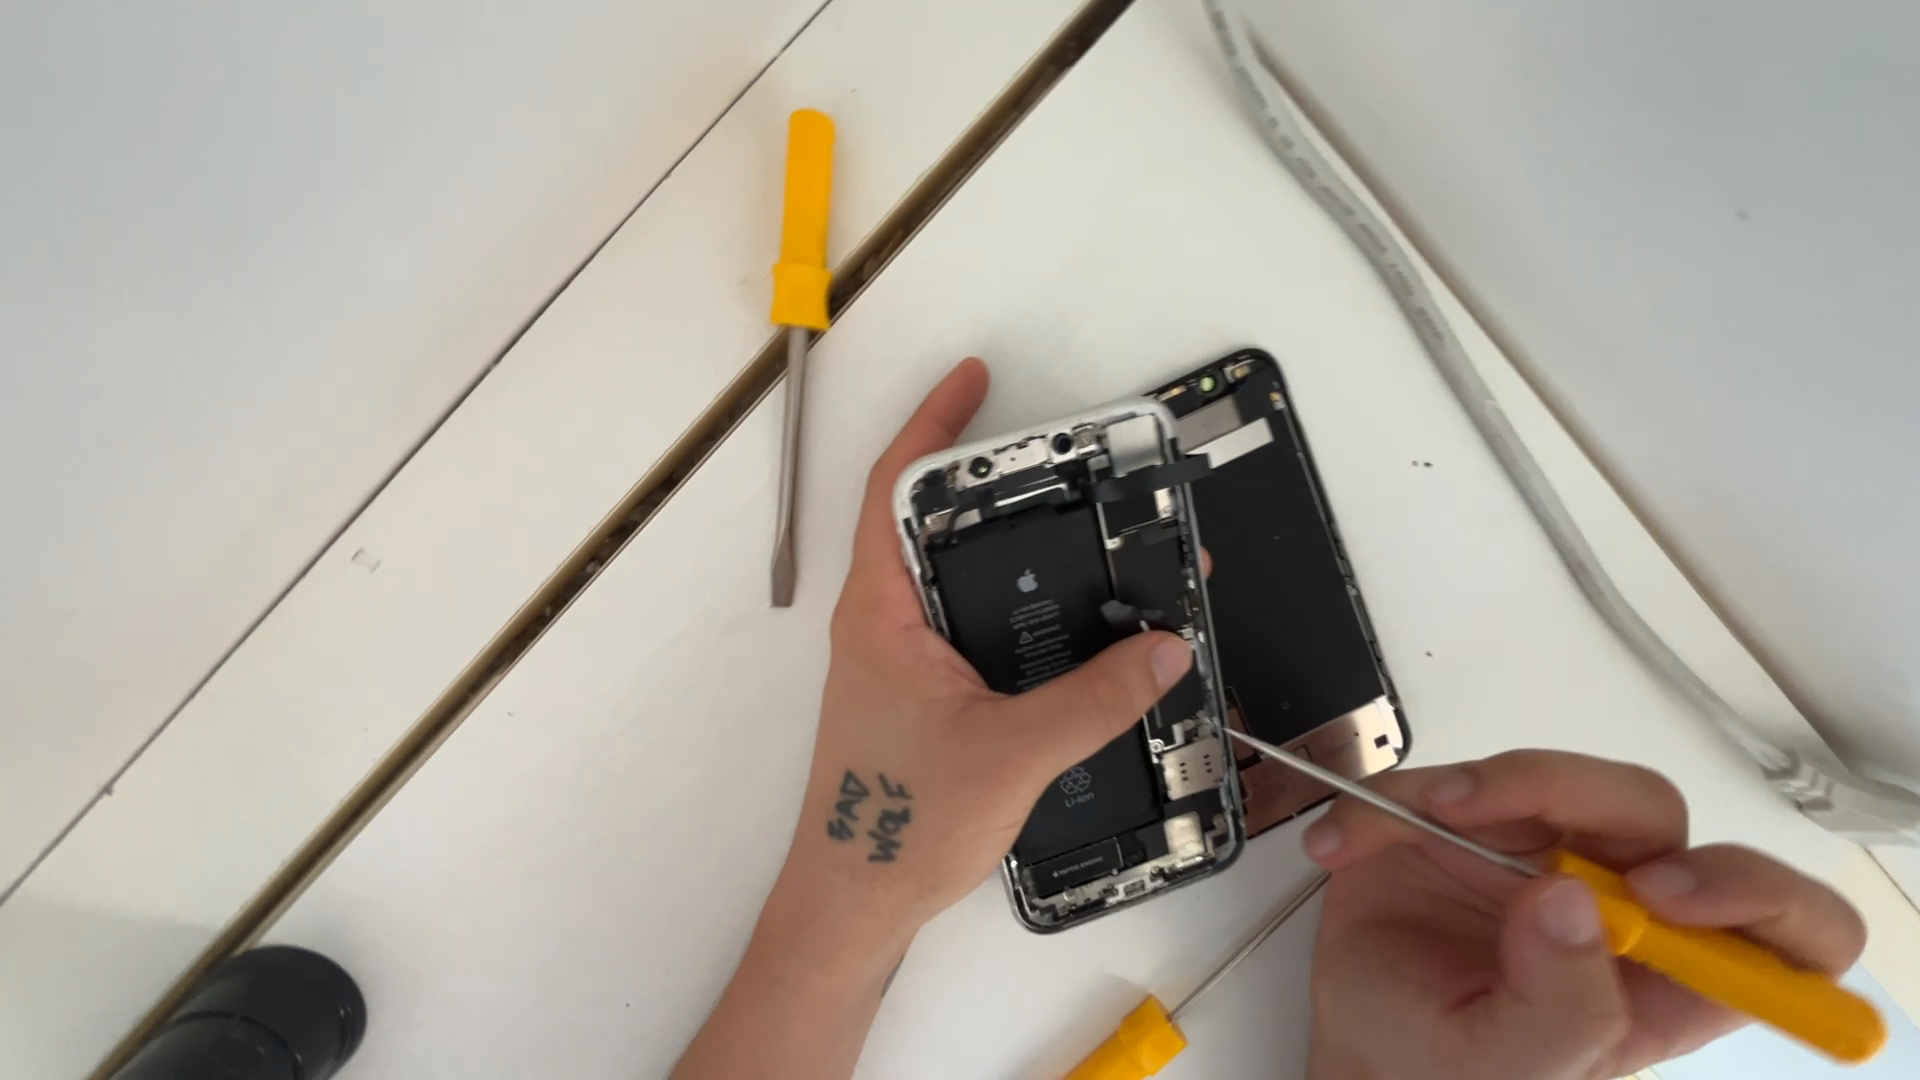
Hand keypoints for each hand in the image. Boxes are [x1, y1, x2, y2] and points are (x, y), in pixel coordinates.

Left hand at [774, 357, 1194, 936]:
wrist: (854, 903)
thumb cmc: (901, 827)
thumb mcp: (1010, 754)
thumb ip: (1095, 700)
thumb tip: (1166, 648)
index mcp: (881, 609)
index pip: (895, 488)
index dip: (933, 424)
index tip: (973, 379)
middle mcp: (882, 617)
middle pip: (924, 516)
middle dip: (980, 473)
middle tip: (1044, 451)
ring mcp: (897, 650)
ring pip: (944, 567)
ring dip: (992, 536)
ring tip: (1059, 519)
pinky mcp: (917, 683)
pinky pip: (959, 613)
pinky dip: (1000, 592)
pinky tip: (1050, 607)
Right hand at [1298, 750, 1866, 1079]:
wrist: (1357, 1037)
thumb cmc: (1444, 1069)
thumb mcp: (1511, 1063)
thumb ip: (1563, 1004)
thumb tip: (1572, 899)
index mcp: (1664, 971)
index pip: (1782, 922)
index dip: (1748, 890)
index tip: (1662, 892)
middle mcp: (1609, 894)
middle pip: (1638, 806)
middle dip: (1552, 787)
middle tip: (1464, 807)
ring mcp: (1529, 846)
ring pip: (1528, 775)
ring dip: (1442, 787)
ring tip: (1374, 832)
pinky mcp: (1451, 819)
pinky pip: (1421, 781)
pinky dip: (1371, 804)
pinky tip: (1337, 848)